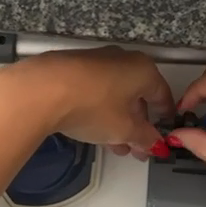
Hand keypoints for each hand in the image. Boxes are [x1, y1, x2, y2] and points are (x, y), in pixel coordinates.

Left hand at [0, 47, 173, 158]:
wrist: (42, 90)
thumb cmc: (92, 106)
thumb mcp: (124, 130)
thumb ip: (145, 138)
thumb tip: (155, 144)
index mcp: (144, 70)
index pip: (163, 95)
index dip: (164, 119)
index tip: (161, 136)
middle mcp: (124, 59)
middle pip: (138, 94)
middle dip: (138, 124)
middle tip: (135, 147)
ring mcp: (97, 60)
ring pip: (115, 93)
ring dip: (117, 119)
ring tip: (113, 145)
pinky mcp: (74, 65)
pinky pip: (95, 89)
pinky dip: (99, 108)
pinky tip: (92, 128)